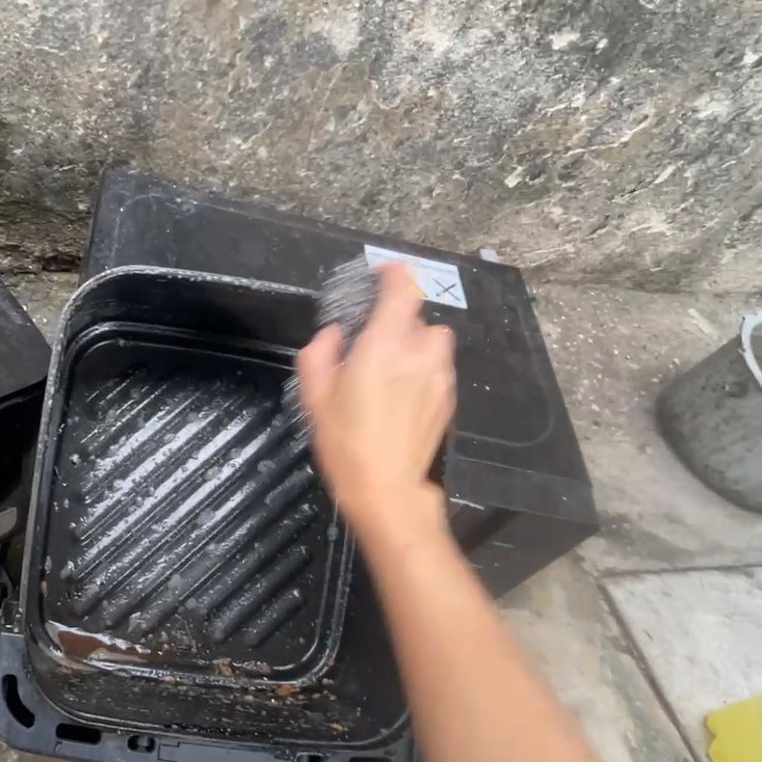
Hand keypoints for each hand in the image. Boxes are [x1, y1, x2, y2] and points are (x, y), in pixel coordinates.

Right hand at [294, 263, 456, 545]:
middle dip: (394, 323)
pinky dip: (421, 369)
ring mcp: (439, 375)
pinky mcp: (448, 397)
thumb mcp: (314, 396)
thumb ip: (318, 354)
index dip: (392, 274)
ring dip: (412, 344)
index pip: (402, 287)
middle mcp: (419, 352)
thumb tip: (330, 336)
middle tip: (368, 345)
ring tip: (388, 370)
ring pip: (431, 341)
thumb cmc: (345, 442)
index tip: (380, 276)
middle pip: (416, 316)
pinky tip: (399, 396)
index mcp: (384, 344)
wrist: (386, 488)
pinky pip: (437, 367)